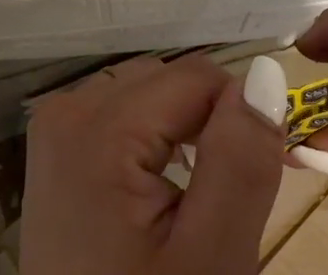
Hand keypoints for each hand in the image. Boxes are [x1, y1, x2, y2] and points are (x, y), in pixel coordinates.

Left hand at [20, 55, 283, 274]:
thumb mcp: (212, 255)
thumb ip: (238, 160)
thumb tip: (265, 73)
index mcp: (97, 125)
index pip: (197, 77)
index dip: (244, 116)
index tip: (272, 172)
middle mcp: (66, 109)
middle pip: (166, 81)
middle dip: (211, 123)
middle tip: (235, 198)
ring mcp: (55, 130)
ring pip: (144, 96)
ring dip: (183, 133)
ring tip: (202, 202)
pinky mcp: (56, 154)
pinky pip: (118, 120)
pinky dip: (153, 144)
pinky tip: (165, 198)